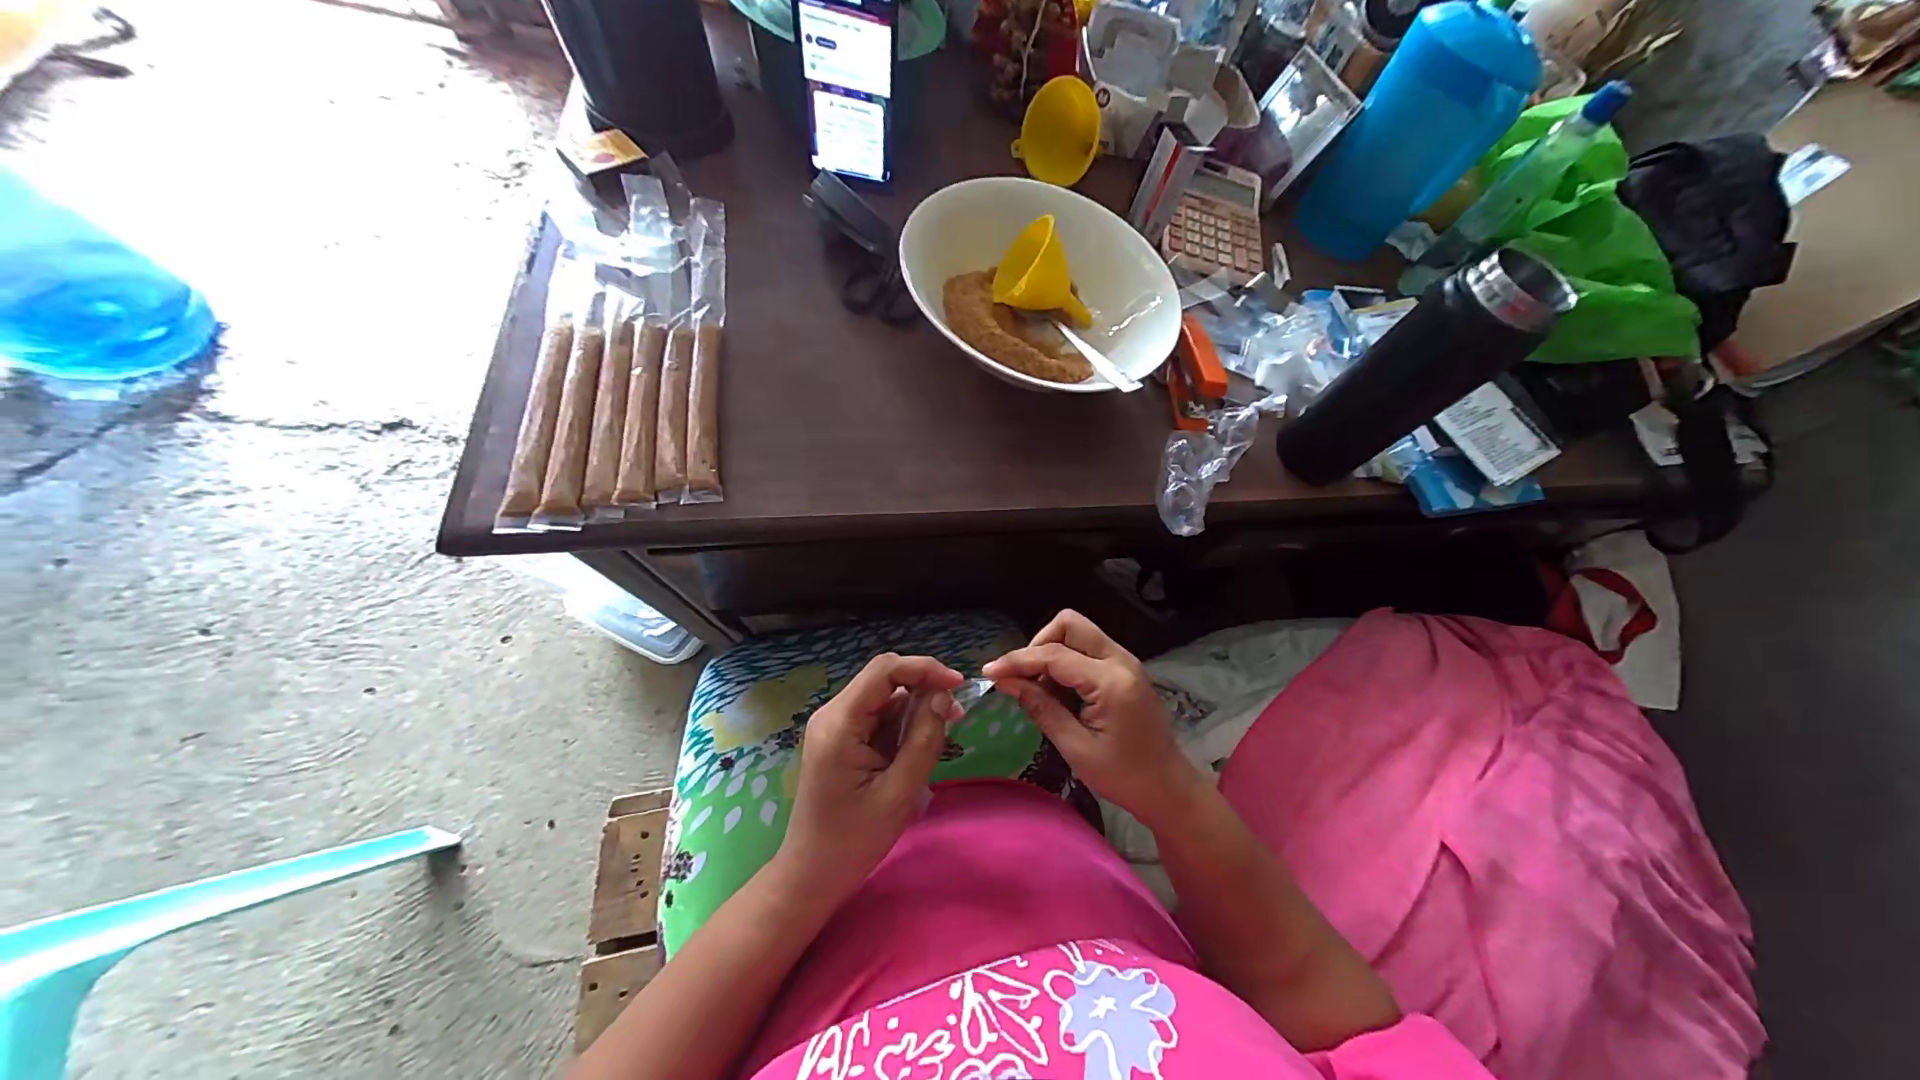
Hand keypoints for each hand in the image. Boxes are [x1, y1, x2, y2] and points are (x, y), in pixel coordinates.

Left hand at [777, 653, 965, 900]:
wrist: (812, 875)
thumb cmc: (853, 839)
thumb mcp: (899, 792)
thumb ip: (924, 740)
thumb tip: (944, 698)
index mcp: (840, 723)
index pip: (884, 670)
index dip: (925, 668)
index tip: (960, 685)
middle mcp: (833, 714)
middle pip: (885, 679)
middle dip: (924, 688)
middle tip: (957, 716)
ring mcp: (835, 726)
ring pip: (885, 698)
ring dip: (916, 709)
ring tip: (941, 738)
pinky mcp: (842, 739)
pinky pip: (879, 718)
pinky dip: (903, 725)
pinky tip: (918, 748)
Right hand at [983, 610, 1201, 827]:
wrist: (1167, 787)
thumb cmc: (1124, 776)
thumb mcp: (1076, 748)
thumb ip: (1040, 708)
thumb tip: (1006, 682)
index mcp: (1111, 682)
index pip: (1055, 655)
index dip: (1018, 661)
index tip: (989, 672)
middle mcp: (1121, 660)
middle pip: (1069, 624)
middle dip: (1038, 645)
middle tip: (1022, 678)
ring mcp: (1125, 662)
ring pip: (1078, 632)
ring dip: (1051, 652)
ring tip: (1039, 691)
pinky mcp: (1124, 669)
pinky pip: (1087, 649)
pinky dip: (1065, 661)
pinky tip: (1058, 693)